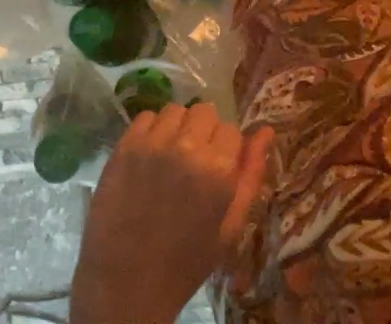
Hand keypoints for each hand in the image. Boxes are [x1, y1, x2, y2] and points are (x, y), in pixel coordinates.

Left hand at [69, 104, 272, 323]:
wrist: (127, 280)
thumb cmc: (187, 259)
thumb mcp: (230, 225)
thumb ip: (251, 174)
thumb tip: (265, 131)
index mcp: (219, 169)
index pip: (232, 129)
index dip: (226, 148)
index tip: (216, 167)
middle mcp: (188, 146)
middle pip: (204, 111)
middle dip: (204, 131)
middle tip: (194, 160)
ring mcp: (153, 143)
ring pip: (174, 110)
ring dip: (177, 127)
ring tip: (171, 156)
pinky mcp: (125, 145)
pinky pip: (145, 116)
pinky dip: (151, 130)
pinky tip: (150, 156)